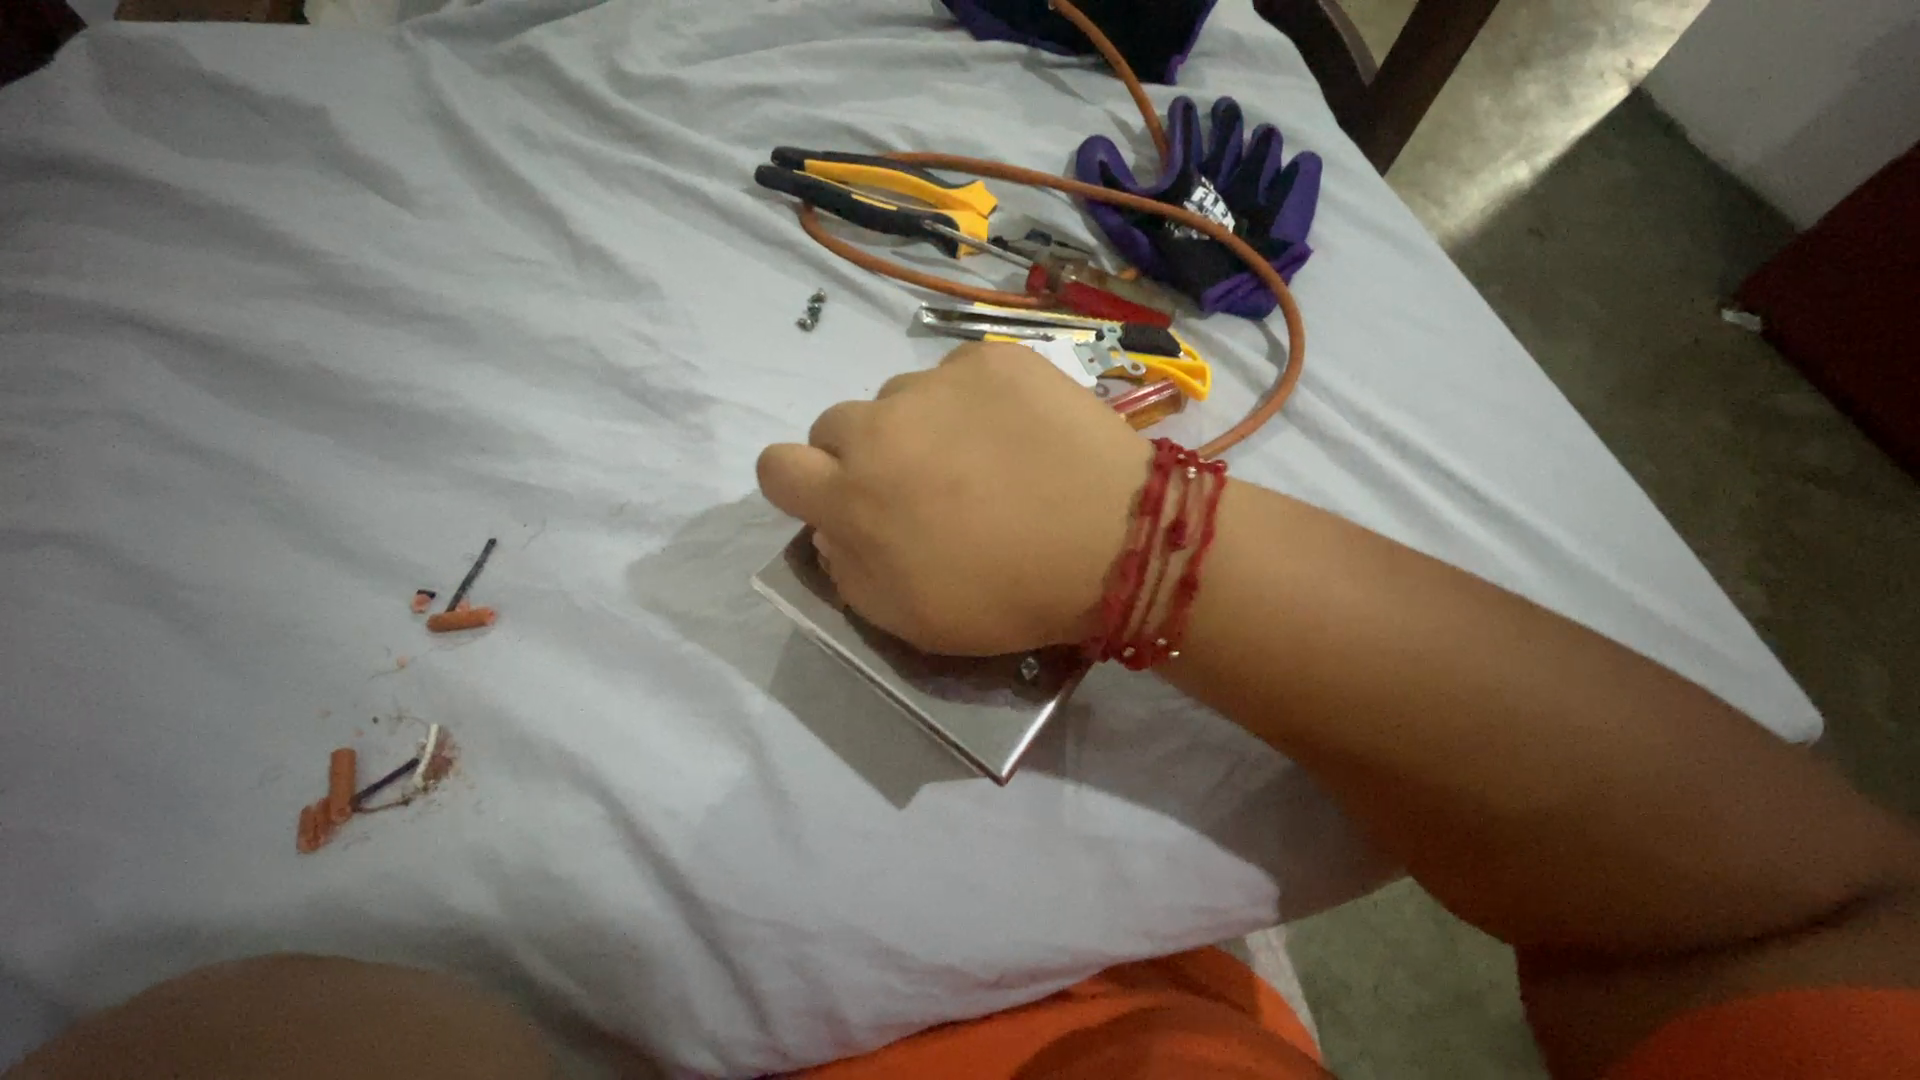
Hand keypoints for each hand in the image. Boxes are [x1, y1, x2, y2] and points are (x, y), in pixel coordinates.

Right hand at [757, 343, 1150, 655]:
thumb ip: (847, 570)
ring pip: (899, 398)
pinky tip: (1018, 435)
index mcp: (849, 495)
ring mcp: (936, 384)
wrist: (1117, 543)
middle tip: (921, 486)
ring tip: (983, 460)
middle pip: (835, 426)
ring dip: (920, 425)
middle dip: (862, 456)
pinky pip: (957, 376)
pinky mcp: (990, 359)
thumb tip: (830, 527)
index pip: (775, 467)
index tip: (838, 500)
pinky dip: (974, 402)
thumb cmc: (1009, 596)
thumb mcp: (908, 618)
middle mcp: (878, 426)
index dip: (801, 485)